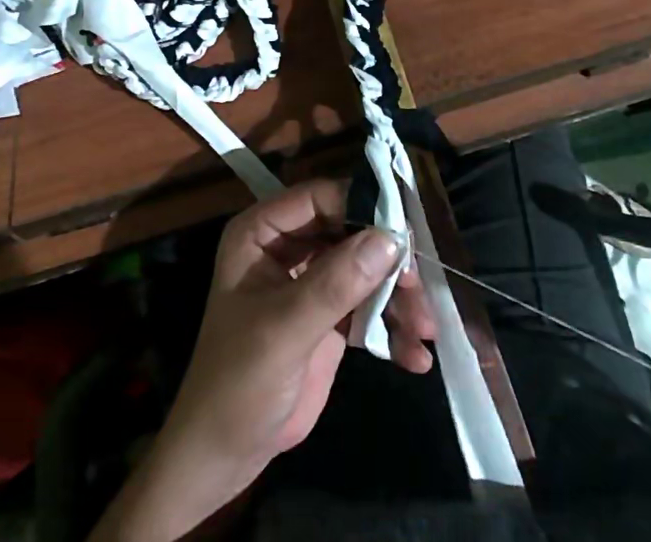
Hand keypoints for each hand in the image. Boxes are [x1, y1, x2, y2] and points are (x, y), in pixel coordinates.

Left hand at [90, 179, 437, 541]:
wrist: (225, 452)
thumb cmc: (238, 382)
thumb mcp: (284, 330)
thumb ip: (335, 283)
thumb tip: (391, 239)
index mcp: (261, 233)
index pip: (319, 198)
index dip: (362, 206)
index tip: (404, 233)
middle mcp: (288, 247)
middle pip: (351, 230)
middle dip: (389, 259)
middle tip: (419, 288)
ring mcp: (312, 282)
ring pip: (368, 268)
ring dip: (399, 297)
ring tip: (426, 331)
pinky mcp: (331, 316)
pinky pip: (371, 306)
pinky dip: (394, 327)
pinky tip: (415, 357)